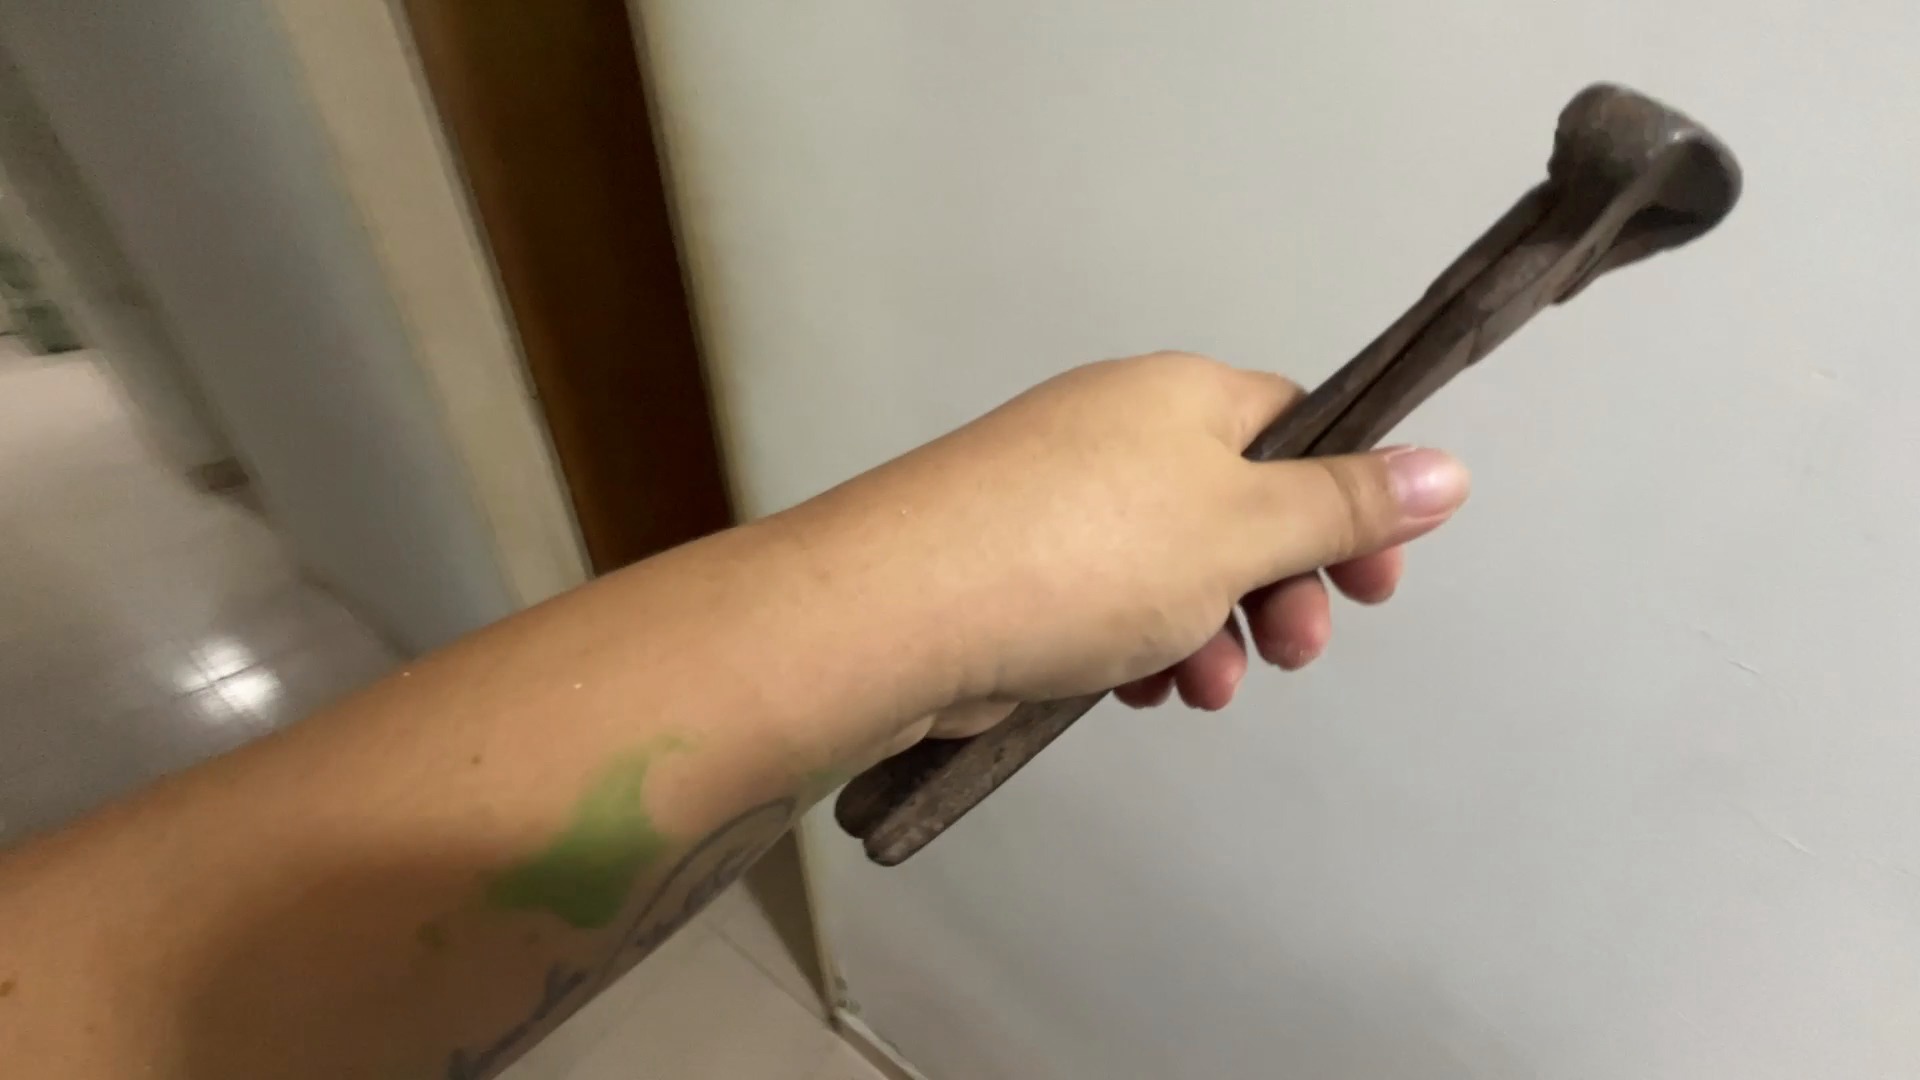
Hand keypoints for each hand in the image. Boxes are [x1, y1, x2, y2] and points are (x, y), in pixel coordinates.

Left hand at [795, 352, 1469, 739]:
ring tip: (1203, 687)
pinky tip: (1139, 689)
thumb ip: (1343, 505)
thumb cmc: (1089, 553)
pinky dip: (1139, 644)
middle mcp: (1117, 438)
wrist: (911, 607)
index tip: (1373, 580)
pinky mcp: (1022, 566)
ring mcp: (1063, 504)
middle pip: (1236, 508)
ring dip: (1209, 631)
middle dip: (1278, 588)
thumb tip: (1447, 468)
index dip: (1347, 502)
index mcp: (1178, 401)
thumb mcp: (1240, 528)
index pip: (1294, 429)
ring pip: (1173, 568)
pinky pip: (1110, 601)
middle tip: (1297, 649)